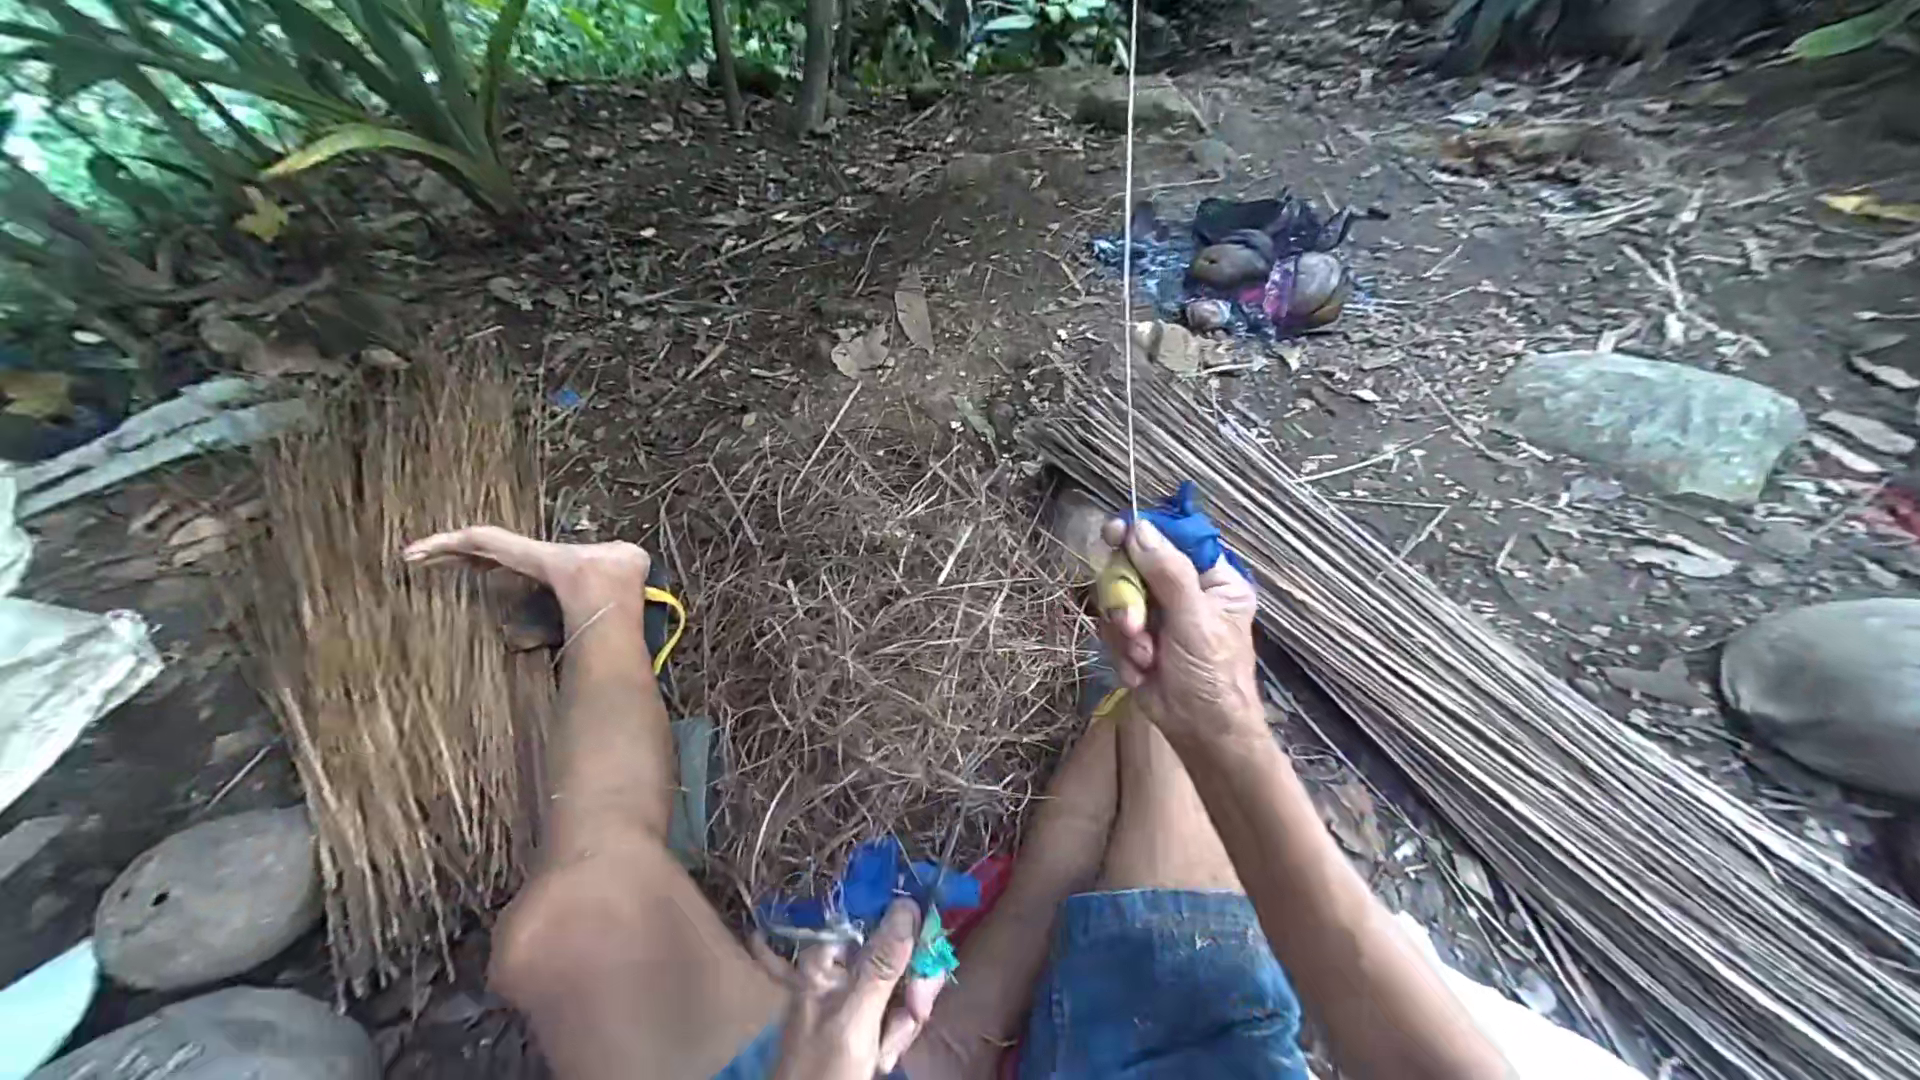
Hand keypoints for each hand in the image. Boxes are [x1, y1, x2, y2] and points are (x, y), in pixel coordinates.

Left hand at [761, 899, 943, 1079]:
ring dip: (905, 1017)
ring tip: (886, 1054)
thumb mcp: (855, 1019)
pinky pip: (895, 1010)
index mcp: (828, 955)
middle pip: (895, 950)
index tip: (930, 952)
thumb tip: (907, 902)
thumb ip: (882, 964)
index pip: (878, 918)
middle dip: (911, 984)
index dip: (909, 931)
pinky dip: (897, 1034)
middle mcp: (839, 967)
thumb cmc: (822, 1074)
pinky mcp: (862, 1020)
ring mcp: (851, 995)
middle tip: (917, 1013)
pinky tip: (883, 1060)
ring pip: (901, 982)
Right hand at [1097, 518, 1263, 745]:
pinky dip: (1122, 650)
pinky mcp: (1135, 637)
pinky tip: (1142, 670)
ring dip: (1126, 631)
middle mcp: (1182, 590)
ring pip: (1117, 597)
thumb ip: (1168, 572)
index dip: (1143, 534)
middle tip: (1134, 624)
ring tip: (1145, 657)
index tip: (1114, 532)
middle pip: (1134, 566)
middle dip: (1128, 599)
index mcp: (1212, 578)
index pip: (1173, 538)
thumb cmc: (1212, 676)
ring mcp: (1157, 613)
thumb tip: (1139, 528)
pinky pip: (1111, 626)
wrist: (1200, 735)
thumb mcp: (1195, 619)